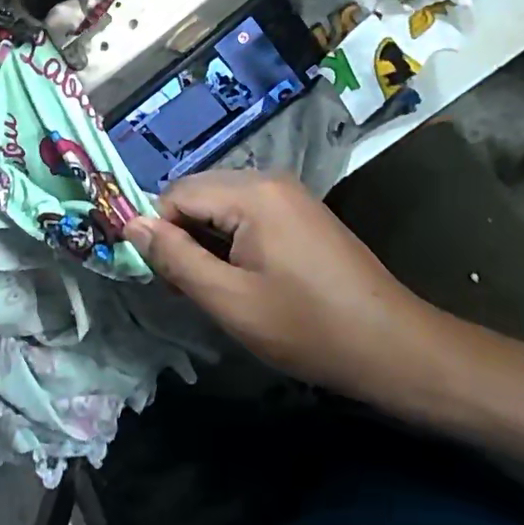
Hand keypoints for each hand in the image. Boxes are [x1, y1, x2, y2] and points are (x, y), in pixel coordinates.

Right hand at [124, 170, 435, 396]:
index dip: (158, 232)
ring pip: (221, 203)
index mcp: (252, 193)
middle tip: (188, 287)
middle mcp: (269, 179)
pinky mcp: (301, 211)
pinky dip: (231, 238)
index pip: (177, 193)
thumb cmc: (308, 327)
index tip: (164, 278)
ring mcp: (289, 193)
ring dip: (205, 239)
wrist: (392, 345)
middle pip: (199, 193)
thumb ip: (177, 259)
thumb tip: (132, 225)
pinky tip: (242, 276)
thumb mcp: (231, 301)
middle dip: (182, 234)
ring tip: (214, 287)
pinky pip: (247, 211)